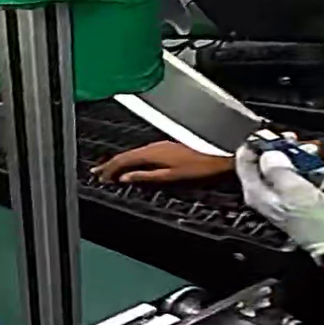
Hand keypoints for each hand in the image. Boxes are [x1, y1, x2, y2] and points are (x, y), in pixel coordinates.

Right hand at [92, 142, 232, 184]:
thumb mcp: (171, 176)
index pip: (123, 161)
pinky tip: (132, 164)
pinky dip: (132, 160)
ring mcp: (161, 145)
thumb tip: (126, 178)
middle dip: (110, 165)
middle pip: (125, 156)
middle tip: (97, 173)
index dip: (109, 170)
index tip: (100, 178)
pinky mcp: (167, 147)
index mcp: (152, 153)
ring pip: (133, 154)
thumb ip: (146, 177)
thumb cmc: (202, 165)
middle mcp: (154, 147)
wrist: (226, 152)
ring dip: (120, 162)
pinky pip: (142, 153)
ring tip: (110, 170)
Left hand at [235, 145, 323, 262]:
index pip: (244, 165)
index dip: (253, 146)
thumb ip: (278, 171)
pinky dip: (307, 169)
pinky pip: (299, 179)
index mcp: (256, 194)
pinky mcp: (301, 201)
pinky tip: (320, 166)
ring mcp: (282, 198)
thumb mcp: (295, 191)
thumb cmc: (317, 221)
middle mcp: (264, 196)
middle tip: (290, 137)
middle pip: (263, 166)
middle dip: (276, 150)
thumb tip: (267, 154)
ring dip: (295, 158)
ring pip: (283, 171)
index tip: (264, 133)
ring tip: (308, 149)